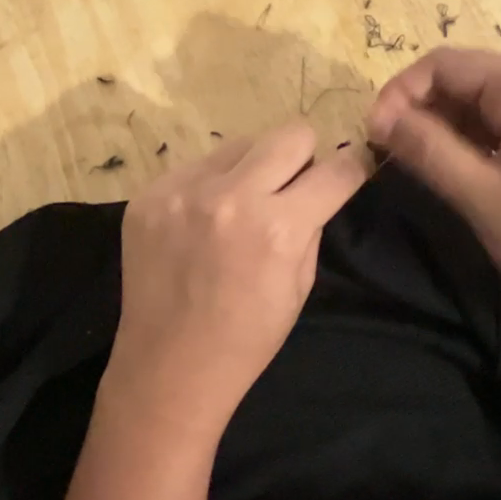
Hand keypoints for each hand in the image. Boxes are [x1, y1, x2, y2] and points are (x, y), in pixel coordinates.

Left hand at [103, 122, 369, 443]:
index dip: (351, 169)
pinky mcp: (149, 196)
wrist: (169, 366)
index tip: (348, 172)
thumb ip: (310, 226)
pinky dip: (207, 187)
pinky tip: (199, 224)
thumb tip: (318, 186)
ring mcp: (183, 191)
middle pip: (290, 133)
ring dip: (250, 169)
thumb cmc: (247, 338)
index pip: (336, 169)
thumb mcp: (300, 286)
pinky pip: (195, 167)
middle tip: (290, 187)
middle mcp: (231, 196)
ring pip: (239, 144)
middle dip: (302, 157)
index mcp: (279, 227)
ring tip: (238, 209)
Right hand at [366, 48, 500, 325]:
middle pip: (468, 78)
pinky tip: (462, 175)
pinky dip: (477, 142)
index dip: (399, 93)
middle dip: (421, 110)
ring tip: (421, 170)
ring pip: (487, 103)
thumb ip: (428, 151)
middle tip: (391, 157)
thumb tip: (380, 118)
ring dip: (447, 129)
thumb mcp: (483, 197)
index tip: (373, 137)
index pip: (445, 63)